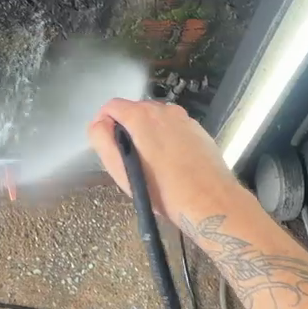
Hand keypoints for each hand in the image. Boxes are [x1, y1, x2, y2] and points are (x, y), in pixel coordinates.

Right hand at [86, 98, 242, 220]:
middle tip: (127, 158)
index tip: (105, 142)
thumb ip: (101, 139)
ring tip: (149, 163)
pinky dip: (166, 140)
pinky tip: (168, 164)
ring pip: (155, 120)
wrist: (209, 202)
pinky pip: (173, 129)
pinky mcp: (198, 131)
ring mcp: (184, 119)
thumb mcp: (120, 169)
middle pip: (134, 111)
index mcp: (141, 116)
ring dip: (146, 134)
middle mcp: (164, 111)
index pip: (111, 106)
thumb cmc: (163, 190)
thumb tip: (98, 124)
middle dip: (126, 129)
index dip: (103, 123)